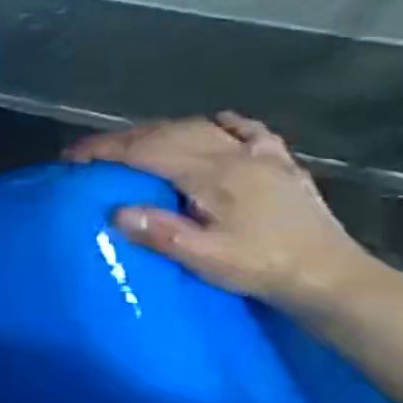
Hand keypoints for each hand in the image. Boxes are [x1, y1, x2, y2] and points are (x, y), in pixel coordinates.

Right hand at [64, 112, 380, 310]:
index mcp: (214, 175)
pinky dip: (224, 124)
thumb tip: (116, 211)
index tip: (71, 157)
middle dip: (122, 138)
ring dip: (159, 131)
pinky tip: (214, 123)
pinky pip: (249, 132)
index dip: (104, 150)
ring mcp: (263, 158)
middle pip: (169, 133)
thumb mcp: (204, 257)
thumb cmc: (263, 268)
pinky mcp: (281, 166)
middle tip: (88, 151)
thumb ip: (160, 232)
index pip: (146, 151)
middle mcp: (237, 156)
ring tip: (131, 143)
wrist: (332, 279)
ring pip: (201, 128)